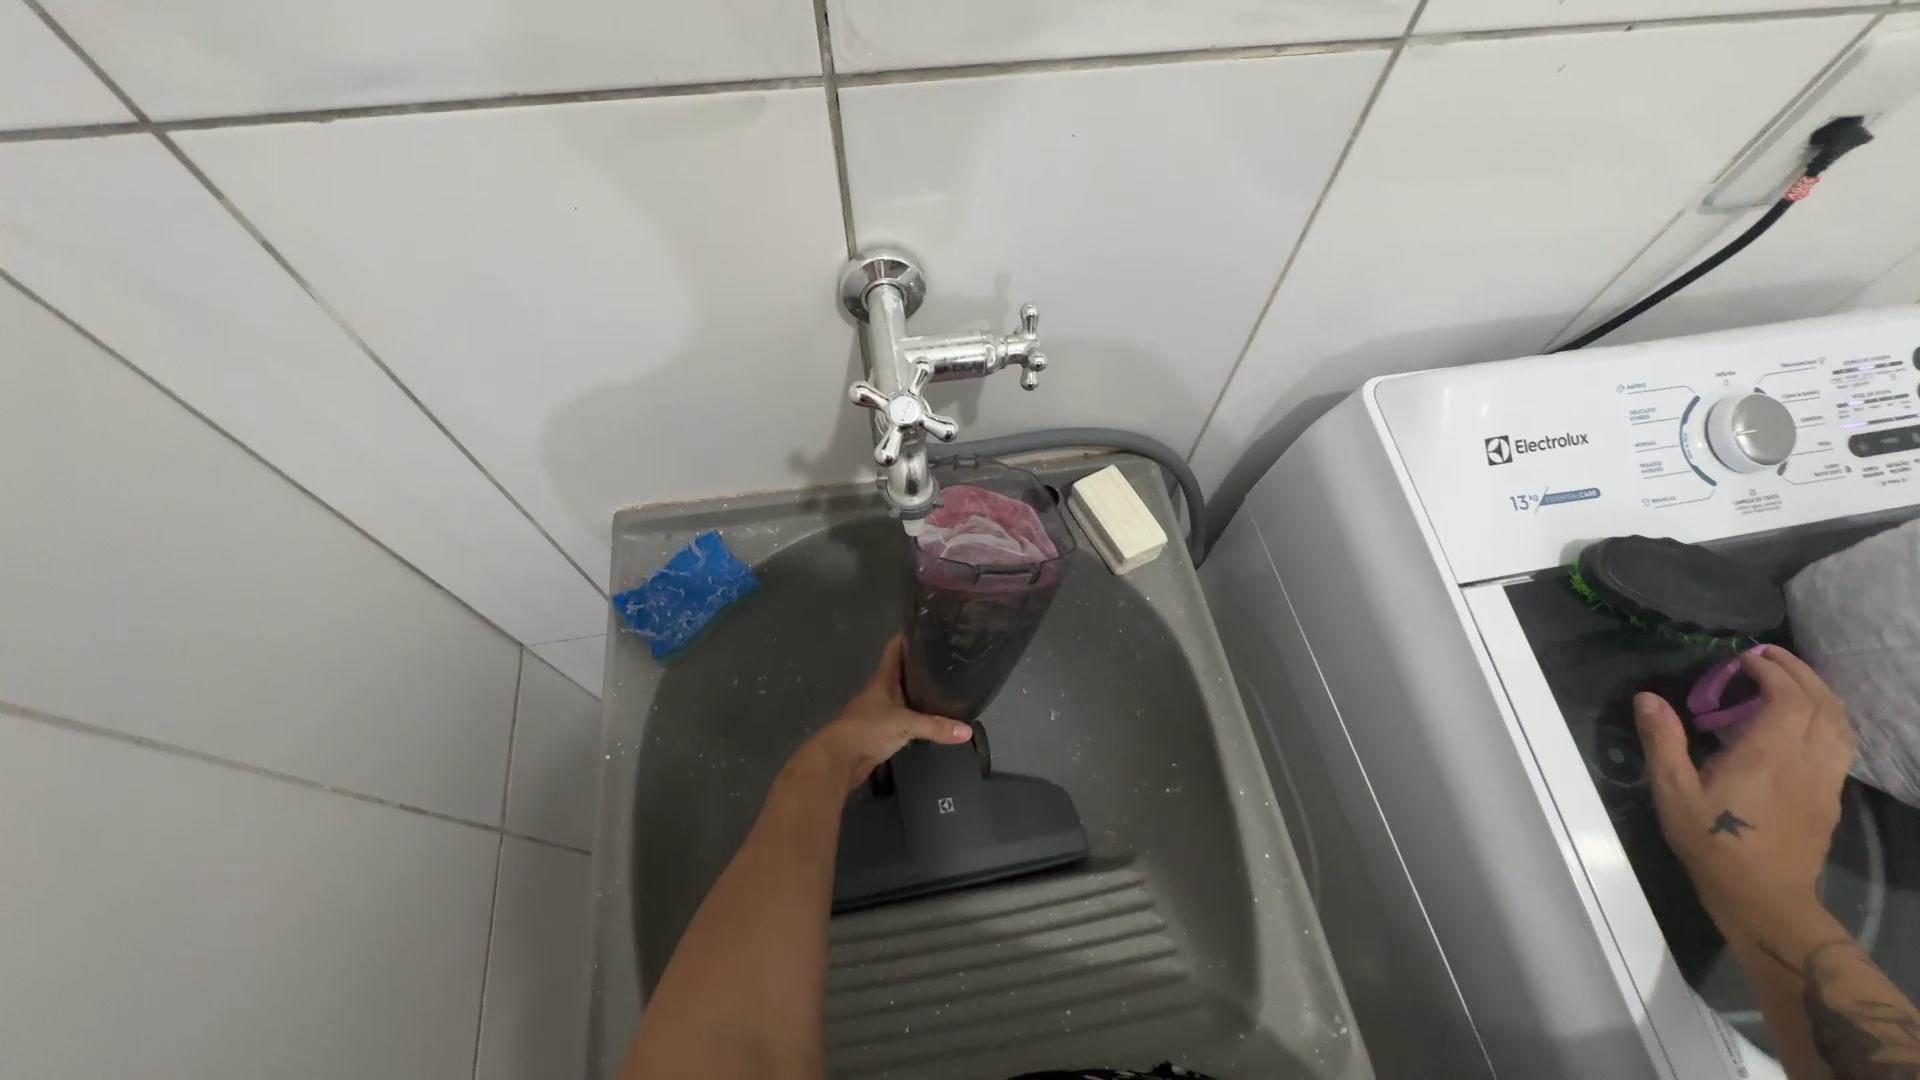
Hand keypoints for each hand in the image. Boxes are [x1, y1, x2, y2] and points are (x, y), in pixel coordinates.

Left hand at [794, 635, 971, 791]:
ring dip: (920, 692)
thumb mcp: (905, 723)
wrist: (839, 759)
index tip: (930, 630)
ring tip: (946, 686)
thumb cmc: (866, 729)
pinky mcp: (882, 731)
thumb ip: (935, 726)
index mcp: (883, 679)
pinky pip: (904, 718)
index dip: (909, 637)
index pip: (895, 649)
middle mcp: (882, 691)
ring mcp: (880, 711)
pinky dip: (918, 717)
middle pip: (903, 672)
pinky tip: (933, 718)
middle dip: (922, 666)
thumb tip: (968, 731)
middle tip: (948, 660)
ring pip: (904, 696)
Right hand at [1634, 645, 1855, 943]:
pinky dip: (1825, 720)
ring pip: (1841, 727)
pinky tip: (1800, 723)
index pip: (1789, 700)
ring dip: (1820, 695)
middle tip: (1767, 657)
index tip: (1743, 660)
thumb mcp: (1671, 790)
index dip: (1772, 672)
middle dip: (1801, 674)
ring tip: (1789, 681)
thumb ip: (1663, 740)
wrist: (1763, 896)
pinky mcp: (1828, 798)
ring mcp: (1824, 783)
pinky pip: (1840, 747)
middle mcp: (1806, 764)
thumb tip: (1648, 698)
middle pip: (1825, 707)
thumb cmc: (1710, 842)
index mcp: (1767, 757)